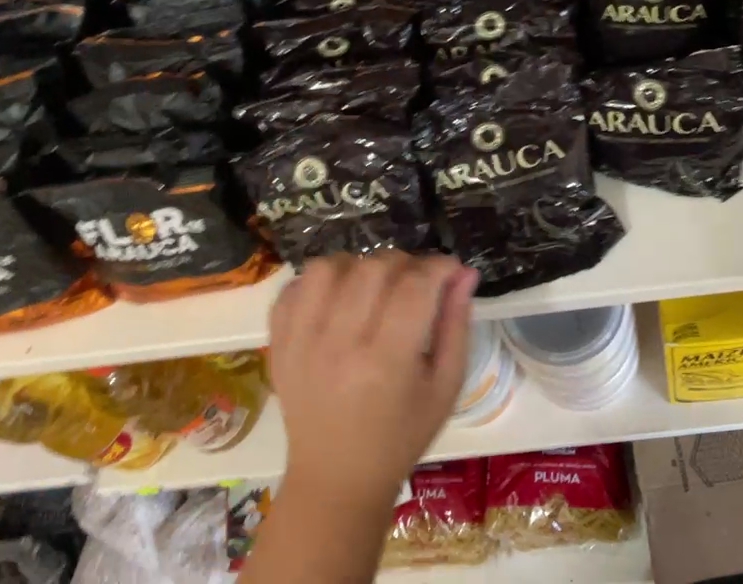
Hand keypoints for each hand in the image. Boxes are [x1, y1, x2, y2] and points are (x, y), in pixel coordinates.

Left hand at [267, 252, 477, 507]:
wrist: (336, 478)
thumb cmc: (401, 436)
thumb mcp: (445, 387)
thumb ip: (456, 326)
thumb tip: (464, 272)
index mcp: (388, 361)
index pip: (416, 285)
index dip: (439, 266)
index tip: (450, 270)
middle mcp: (340, 345)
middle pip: (373, 268)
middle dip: (404, 264)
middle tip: (415, 283)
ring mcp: (301, 343)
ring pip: (327, 268)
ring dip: (357, 266)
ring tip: (372, 286)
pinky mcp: (278, 345)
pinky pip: (292, 288)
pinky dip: (317, 282)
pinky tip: (338, 299)